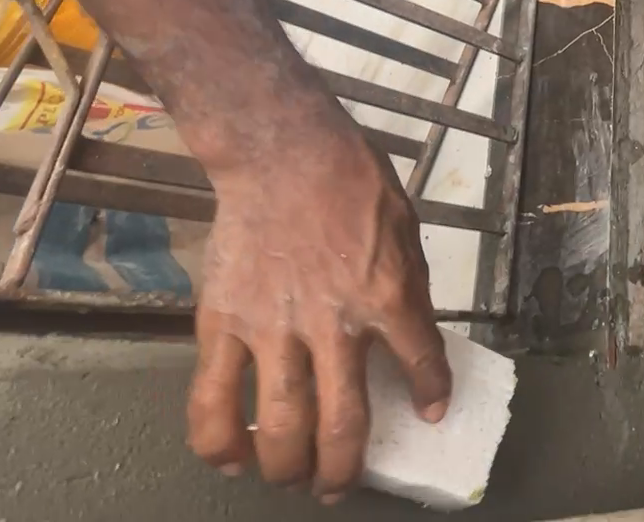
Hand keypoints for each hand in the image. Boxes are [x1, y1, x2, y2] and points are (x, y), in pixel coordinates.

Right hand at [183, 103, 448, 503]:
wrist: (288, 158)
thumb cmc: (358, 185)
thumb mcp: (406, 231)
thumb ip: (406, 287)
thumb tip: (407, 333)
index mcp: (389, 294)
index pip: (420, 361)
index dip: (431, 393)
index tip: (432, 413)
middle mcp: (336, 323)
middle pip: (343, 420)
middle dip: (347, 466)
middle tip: (345, 485)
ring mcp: (274, 329)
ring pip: (279, 427)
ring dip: (289, 468)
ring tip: (295, 481)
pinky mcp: (223, 325)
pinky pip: (212, 401)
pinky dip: (218, 442)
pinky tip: (232, 458)